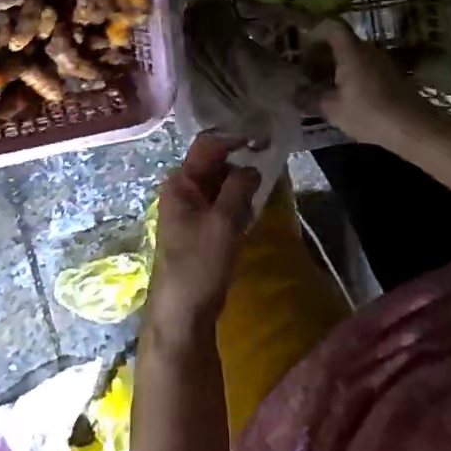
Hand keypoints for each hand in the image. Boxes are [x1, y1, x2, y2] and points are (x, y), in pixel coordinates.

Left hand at [145, 134, 260, 340]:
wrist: (184, 313)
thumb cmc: (199, 264)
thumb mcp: (223, 222)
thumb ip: (238, 187)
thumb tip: (252, 166)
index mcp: (180, 184)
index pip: (208, 146)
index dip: (234, 137)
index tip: (264, 136)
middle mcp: (183, 192)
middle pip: (216, 164)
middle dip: (241, 163)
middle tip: (270, 163)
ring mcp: (192, 211)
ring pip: (221, 185)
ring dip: (241, 186)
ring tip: (262, 191)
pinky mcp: (202, 229)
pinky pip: (223, 205)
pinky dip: (238, 204)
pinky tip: (252, 212)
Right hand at [310, 21, 435, 148]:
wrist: (412, 127)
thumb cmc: (368, 113)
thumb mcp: (332, 110)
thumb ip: (310, 99)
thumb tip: (294, 94)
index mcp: (351, 50)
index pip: (331, 28)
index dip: (315, 34)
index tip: (301, 47)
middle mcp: (369, 49)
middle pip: (343, 43)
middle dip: (324, 55)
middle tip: (307, 71)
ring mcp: (384, 62)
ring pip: (357, 57)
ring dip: (340, 68)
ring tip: (324, 85)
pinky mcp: (394, 76)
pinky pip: (368, 69)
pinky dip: (355, 77)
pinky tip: (347, 96)